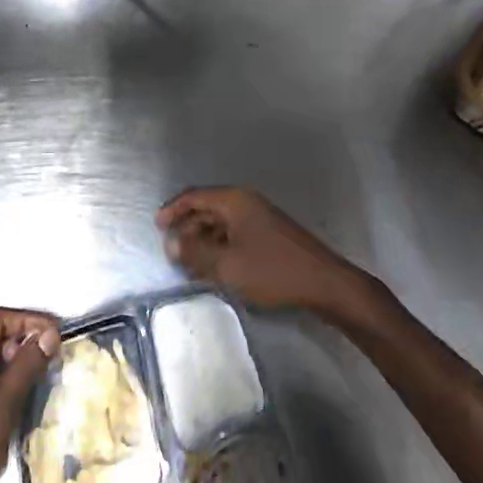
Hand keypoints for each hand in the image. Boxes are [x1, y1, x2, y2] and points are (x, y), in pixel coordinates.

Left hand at [0, 307, 59, 482]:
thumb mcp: (1, 408)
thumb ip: (24, 367)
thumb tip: (49, 334)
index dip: (24, 318)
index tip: (55, 328)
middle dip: (15, 328)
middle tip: (45, 339)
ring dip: (8, 350)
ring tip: (36, 361)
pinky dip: (0, 371)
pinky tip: (17, 386)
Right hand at [158, 187, 358, 311]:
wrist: (325, 285)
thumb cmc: (272, 270)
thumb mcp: (227, 264)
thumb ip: (195, 253)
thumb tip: (172, 244)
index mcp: (234, 200)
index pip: (193, 197)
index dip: (172, 210)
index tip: (158, 227)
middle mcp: (246, 203)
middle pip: (207, 209)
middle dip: (187, 229)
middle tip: (173, 252)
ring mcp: (260, 219)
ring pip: (221, 225)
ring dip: (203, 241)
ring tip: (190, 265)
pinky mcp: (270, 236)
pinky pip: (235, 236)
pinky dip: (220, 248)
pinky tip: (215, 269)